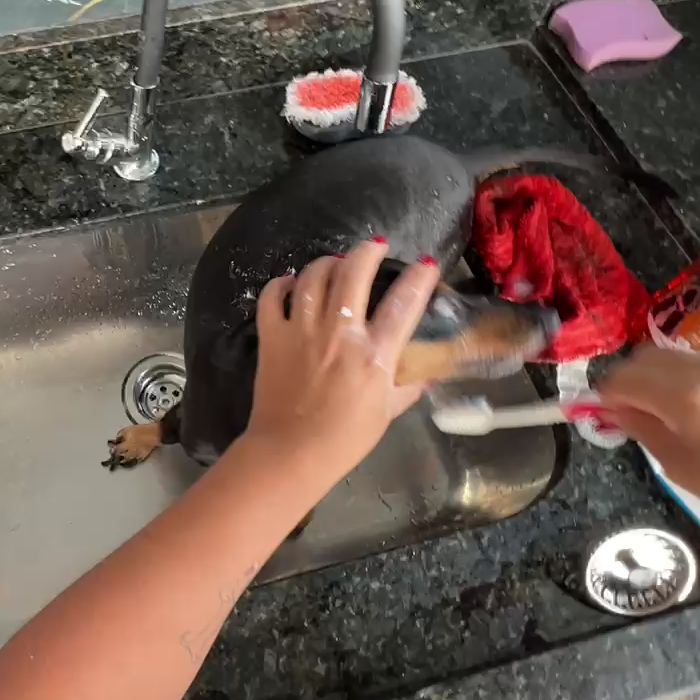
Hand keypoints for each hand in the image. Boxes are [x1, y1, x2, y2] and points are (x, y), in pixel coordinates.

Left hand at [243, 238, 439, 472]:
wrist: (290, 453)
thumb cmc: (344, 439)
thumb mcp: (386, 413)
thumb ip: (406, 386)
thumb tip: (427, 372)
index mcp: (373, 355)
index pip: (403, 304)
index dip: (418, 279)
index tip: (424, 263)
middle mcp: (339, 334)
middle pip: (353, 275)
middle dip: (366, 252)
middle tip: (374, 246)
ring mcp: (301, 332)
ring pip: (313, 278)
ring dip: (326, 262)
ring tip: (335, 262)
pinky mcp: (271, 337)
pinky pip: (272, 298)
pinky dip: (281, 284)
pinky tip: (290, 281)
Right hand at [596, 346, 699, 542]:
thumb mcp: (681, 468)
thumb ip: (643, 429)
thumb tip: (618, 407)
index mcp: (689, 399)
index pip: (625, 376)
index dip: (611, 393)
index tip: (614, 409)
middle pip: (653, 356)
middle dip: (642, 379)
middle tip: (651, 408)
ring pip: (696, 357)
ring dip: (686, 378)